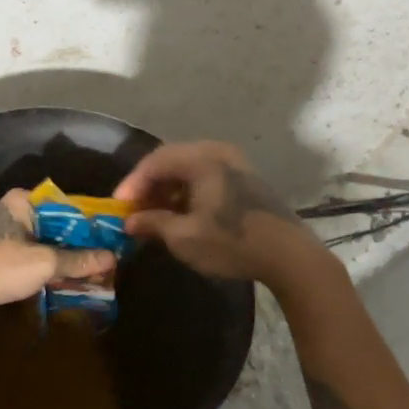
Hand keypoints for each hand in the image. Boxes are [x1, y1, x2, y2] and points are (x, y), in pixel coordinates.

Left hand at [0, 190, 115, 321]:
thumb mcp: (45, 263)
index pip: (68, 204)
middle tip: (111, 258)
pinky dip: (52, 269)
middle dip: (83, 244)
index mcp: (23, 202)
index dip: (93, 221)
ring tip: (98, 272)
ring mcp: (8, 236)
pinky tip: (73, 282)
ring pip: (48, 244)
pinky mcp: (3, 258)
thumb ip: (79, 260)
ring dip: (69, 259)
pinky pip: (36, 259)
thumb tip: (112, 258)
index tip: (115, 235)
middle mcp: (16, 213)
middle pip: (60, 226)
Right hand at [112, 141, 323, 284]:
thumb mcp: (184, 238)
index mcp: (203, 159)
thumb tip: (130, 222)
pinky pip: (205, 176)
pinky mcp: (245, 179)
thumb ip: (153, 224)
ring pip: (188, 169)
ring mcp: (235, 163)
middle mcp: (218, 152)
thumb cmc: (232, 243)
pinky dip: (187, 192)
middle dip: (149, 186)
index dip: (132, 184)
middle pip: (171, 161)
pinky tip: (180, 215)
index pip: (155, 162)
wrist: (290, 256)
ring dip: (167, 190)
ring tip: (153, 216)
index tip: (118, 208)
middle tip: (132, 211)